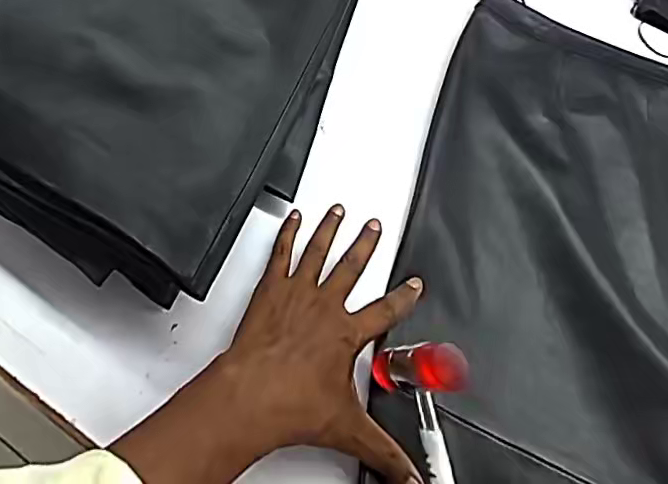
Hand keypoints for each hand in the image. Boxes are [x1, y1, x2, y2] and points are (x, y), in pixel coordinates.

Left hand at [112, 207, 424, 483]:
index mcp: (346, 333)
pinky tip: (292, 219)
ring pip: (319, 250)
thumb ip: (386, 452)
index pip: (385, 310)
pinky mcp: (271, 286)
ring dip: (329, 228)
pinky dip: (288, 233)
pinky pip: (282, 252)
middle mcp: (325, 304)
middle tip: (374, 225)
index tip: (413, 282)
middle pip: (352, 266)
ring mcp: (297, 291)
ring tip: (337, 210)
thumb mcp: (349, 429)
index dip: (404, 296)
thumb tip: (409, 478)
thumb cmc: (293, 403)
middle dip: (366, 244)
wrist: (253, 392)